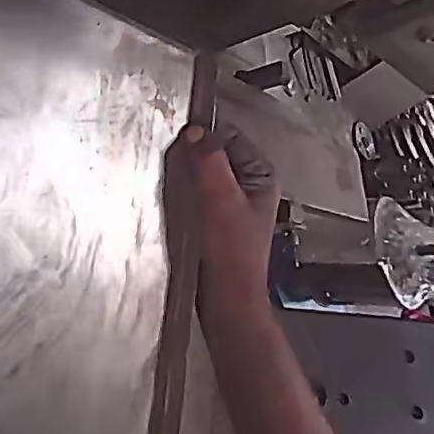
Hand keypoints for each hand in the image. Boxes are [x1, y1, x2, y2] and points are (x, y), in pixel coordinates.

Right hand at [165, 125, 280, 310]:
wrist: (228, 301)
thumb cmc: (230, 251)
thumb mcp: (221, 199)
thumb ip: (210, 161)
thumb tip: (194, 131)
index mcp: (262, 175)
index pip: (231, 137)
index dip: (206, 136)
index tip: (180, 142)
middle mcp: (252, 186)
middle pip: (219, 155)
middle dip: (196, 155)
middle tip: (171, 161)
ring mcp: (236, 204)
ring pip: (208, 175)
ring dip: (189, 174)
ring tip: (170, 178)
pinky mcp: (220, 220)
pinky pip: (201, 194)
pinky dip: (187, 191)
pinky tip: (174, 198)